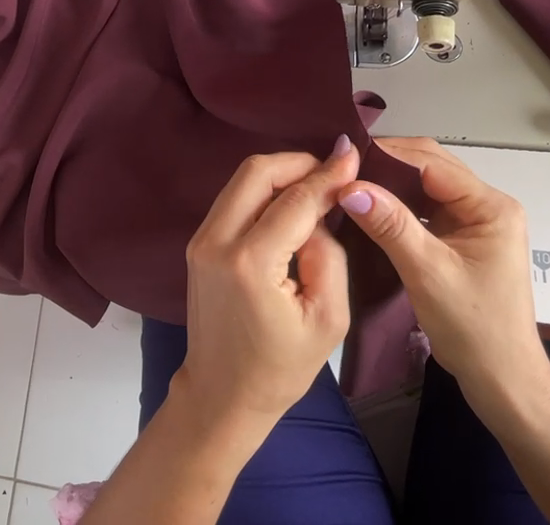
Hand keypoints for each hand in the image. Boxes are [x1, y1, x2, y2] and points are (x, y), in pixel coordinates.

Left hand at [173, 137, 358, 430]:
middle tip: (332, 170)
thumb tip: (321, 208)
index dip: (327, 175)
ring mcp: (200, 240)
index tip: (352, 155)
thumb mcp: (328, 317)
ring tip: (316, 186)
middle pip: (256, 172)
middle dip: (297, 162)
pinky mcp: (197, 243)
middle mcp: (216, 241)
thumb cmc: (280, 366)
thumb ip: (328, 253)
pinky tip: (289, 204)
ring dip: (279, 174)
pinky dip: (262, 191)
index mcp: (250, 263)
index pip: (294, 201)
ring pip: (240, 180)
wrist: (221, 394)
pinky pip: (232, 199)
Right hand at [338, 138, 549, 401]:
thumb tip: (349, 186)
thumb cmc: (473, 328)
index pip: (430, 162)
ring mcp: (475, 221)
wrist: (502, 381)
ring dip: (388, 182)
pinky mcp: (461, 237)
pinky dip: (396, 203)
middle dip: (385, 164)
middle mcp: (486, 204)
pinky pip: (424, 207)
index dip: (386, 155)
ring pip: (424, 185)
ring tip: (348, 182)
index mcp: (490, 205)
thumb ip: (390, 225)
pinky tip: (368, 206)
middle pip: (428, 166)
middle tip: (340, 168)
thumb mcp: (427, 273)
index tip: (343, 159)